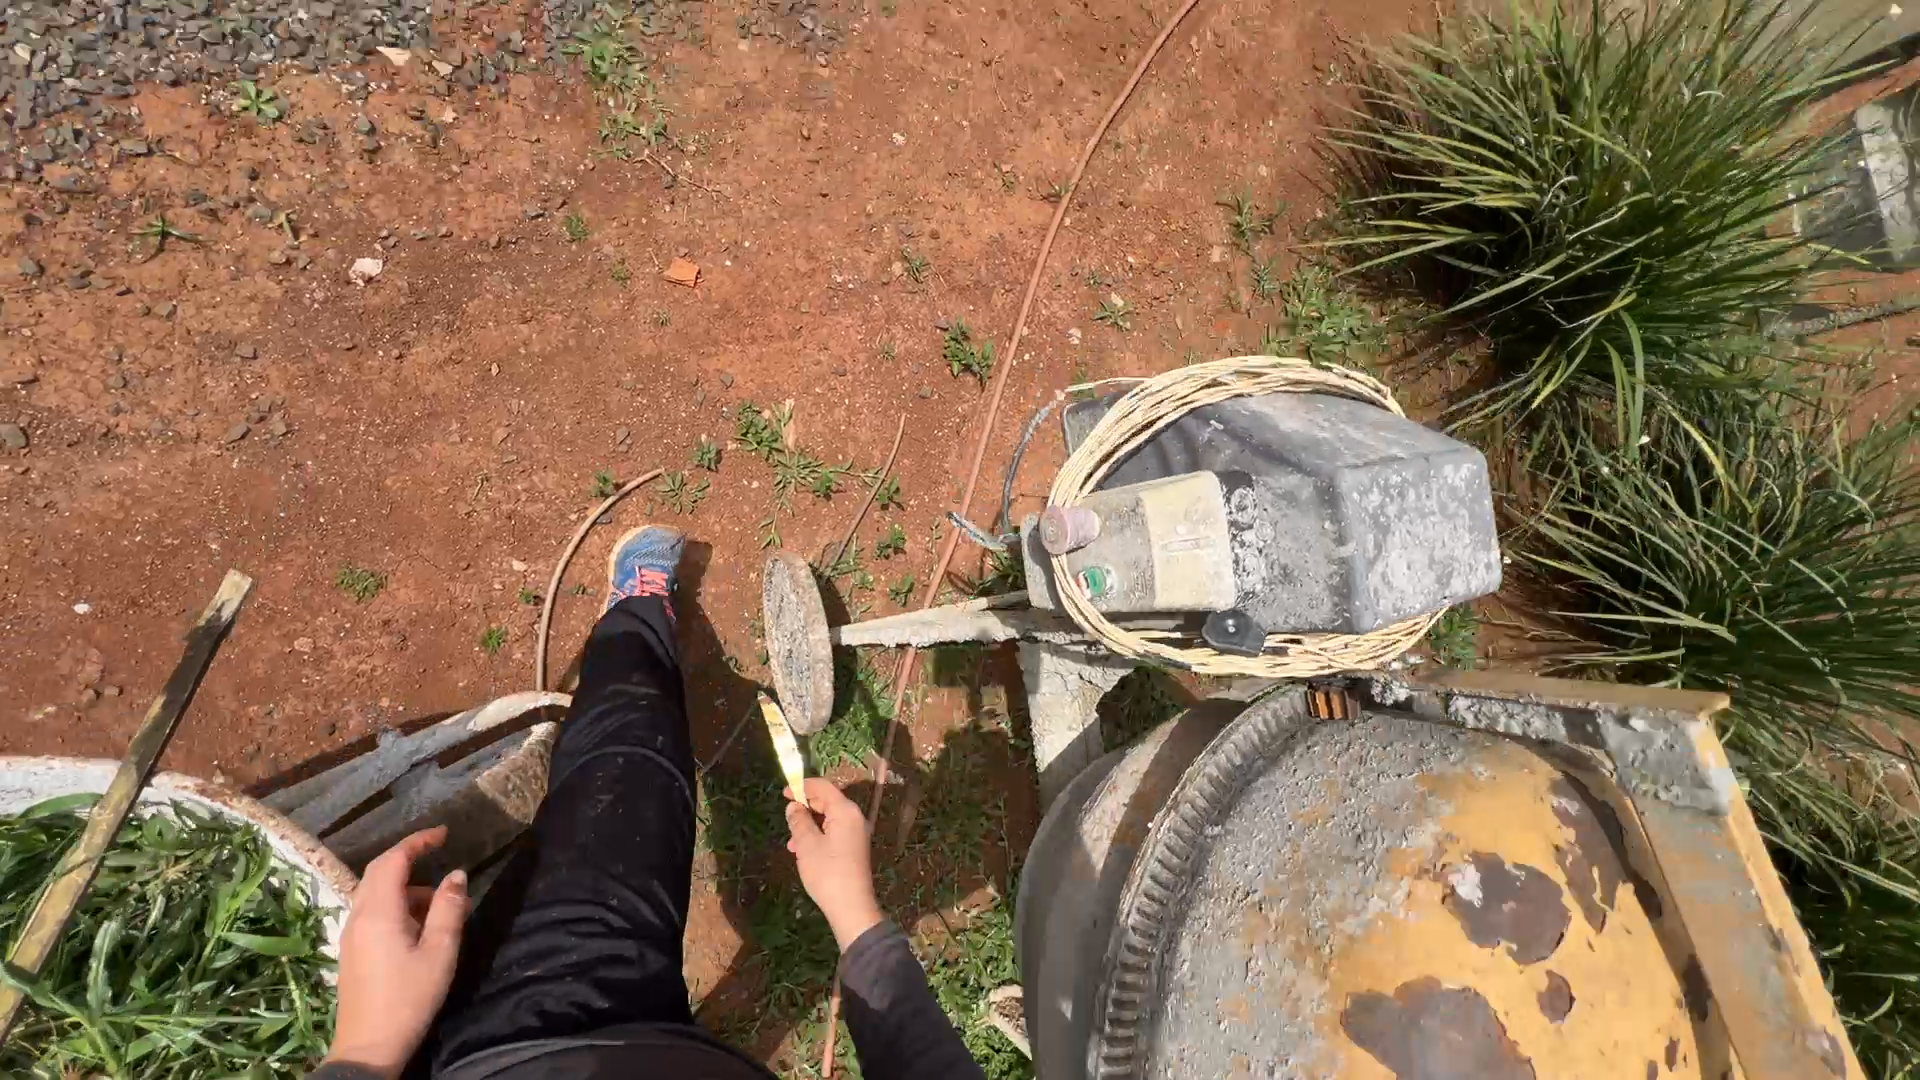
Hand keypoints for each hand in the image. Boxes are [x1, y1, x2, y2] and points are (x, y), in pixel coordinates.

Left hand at [324, 827, 468, 1078]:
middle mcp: (358, 919)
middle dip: (409, 856)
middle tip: (439, 849)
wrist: (368, 1048)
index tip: (444, 833)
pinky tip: (421, 923)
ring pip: (375, 893)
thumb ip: (449, 906)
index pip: (393, 861)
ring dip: (407, 885)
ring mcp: (352, 937)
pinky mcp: (354, 952)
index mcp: (379, 913)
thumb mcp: (441, 948)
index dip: (418, 841)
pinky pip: (373, 912)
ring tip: (441, 900)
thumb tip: (456, 875)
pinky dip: (398, 903)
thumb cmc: (410, 995)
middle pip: (378, 873)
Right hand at [785, 778, 884, 950]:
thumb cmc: (827, 871)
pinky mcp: (854, 847)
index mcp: (845, 811)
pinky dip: (818, 836)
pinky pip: (833, 832)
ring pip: (828, 819)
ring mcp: (856, 833)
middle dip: (805, 807)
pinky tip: (803, 852)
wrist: (851, 906)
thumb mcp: (807, 844)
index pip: (824, 787)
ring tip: (791, 843)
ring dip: (809, 825)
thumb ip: (799, 821)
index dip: (803, 786)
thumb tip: (793, 806)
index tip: (784, 792)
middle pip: (828, 802)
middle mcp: (854, 817)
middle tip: (786, 816)